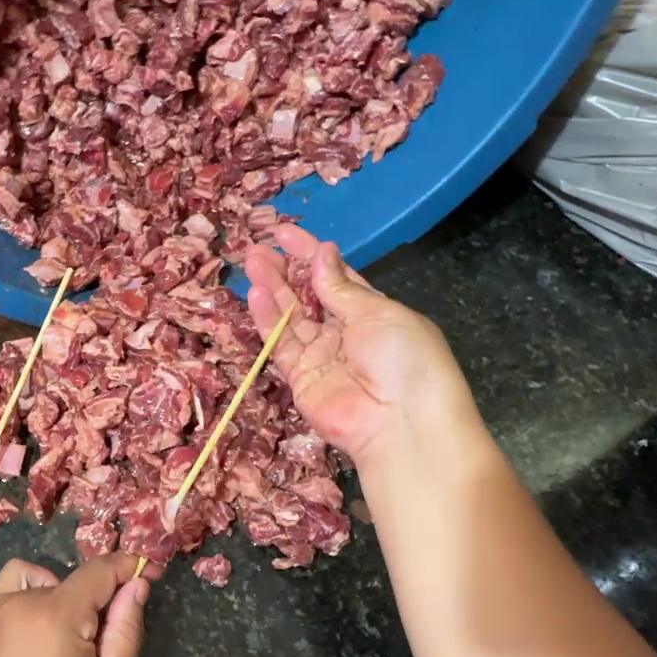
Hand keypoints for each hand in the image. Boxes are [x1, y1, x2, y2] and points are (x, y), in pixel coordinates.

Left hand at [0, 555, 148, 656]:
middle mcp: (22, 599)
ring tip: (64, 641)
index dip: (130, 566)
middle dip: (97, 601)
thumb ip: (126, 632)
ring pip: (47, 580)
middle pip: (75, 580)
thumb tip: (137, 584)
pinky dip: (31, 589)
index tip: (150, 573)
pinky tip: (36, 626)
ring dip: (64, 598)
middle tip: (98, 648)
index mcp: (56, 616)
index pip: (101, 571)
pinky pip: (13, 581)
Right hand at [245, 225, 477, 463]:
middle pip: (308, 295)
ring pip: (290, 316)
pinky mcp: (300, 377)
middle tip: (259, 247)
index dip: (311, 255)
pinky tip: (256, 294)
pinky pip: (280, 344)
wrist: (401, 423)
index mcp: (372, 312)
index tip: (285, 233)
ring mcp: (320, 355)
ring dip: (271, 288)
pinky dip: (267, 320)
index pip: (336, 277)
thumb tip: (323, 255)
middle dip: (285, 270)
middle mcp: (344, 331)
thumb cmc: (405, 359)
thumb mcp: (379, 313)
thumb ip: (341, 288)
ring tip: (251, 261)